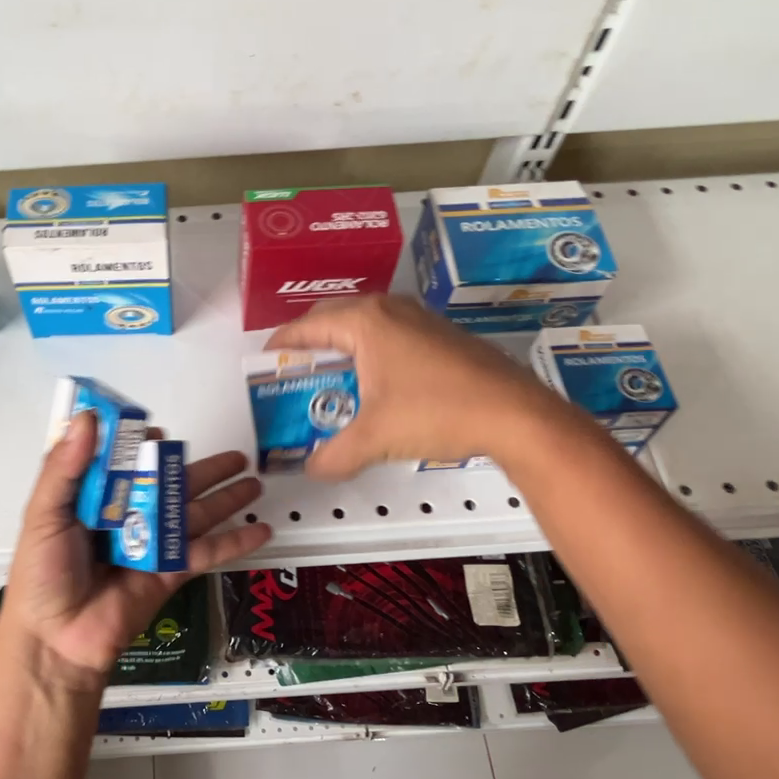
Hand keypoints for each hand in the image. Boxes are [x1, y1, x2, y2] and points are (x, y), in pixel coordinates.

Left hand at [0, 412, 270, 690]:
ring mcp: (153, 545)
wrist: (58, 638)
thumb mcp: (44, 515)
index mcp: (95, 499)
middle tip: (236, 456)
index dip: (143, 445)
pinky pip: (207, 552)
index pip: (126, 463)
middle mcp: (128, 517)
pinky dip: (236, 541)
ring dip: (226, 497)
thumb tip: (87, 418)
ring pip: (196, 513)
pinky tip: (262, 529)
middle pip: (173, 485)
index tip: (158, 432)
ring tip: (254, 481)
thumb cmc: (43, 575)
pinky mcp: (170, 573)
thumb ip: (64, 467)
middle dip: (205, 469)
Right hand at [266, 295, 567, 478]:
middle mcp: (390, 309)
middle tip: (293, 379)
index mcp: (365, 322)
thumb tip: (312, 469)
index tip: (263, 368)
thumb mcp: (375, 439)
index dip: (280, 347)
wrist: (515, 415)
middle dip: (309, 348)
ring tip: (328, 387)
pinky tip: (373, 391)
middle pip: (332, 321)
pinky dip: (369, 357)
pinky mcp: (440, 337)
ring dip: (341, 353)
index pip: (306, 326)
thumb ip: (333, 455)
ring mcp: (419, 320)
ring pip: (363, 329)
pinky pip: (389, 338)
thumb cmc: (436, 413)